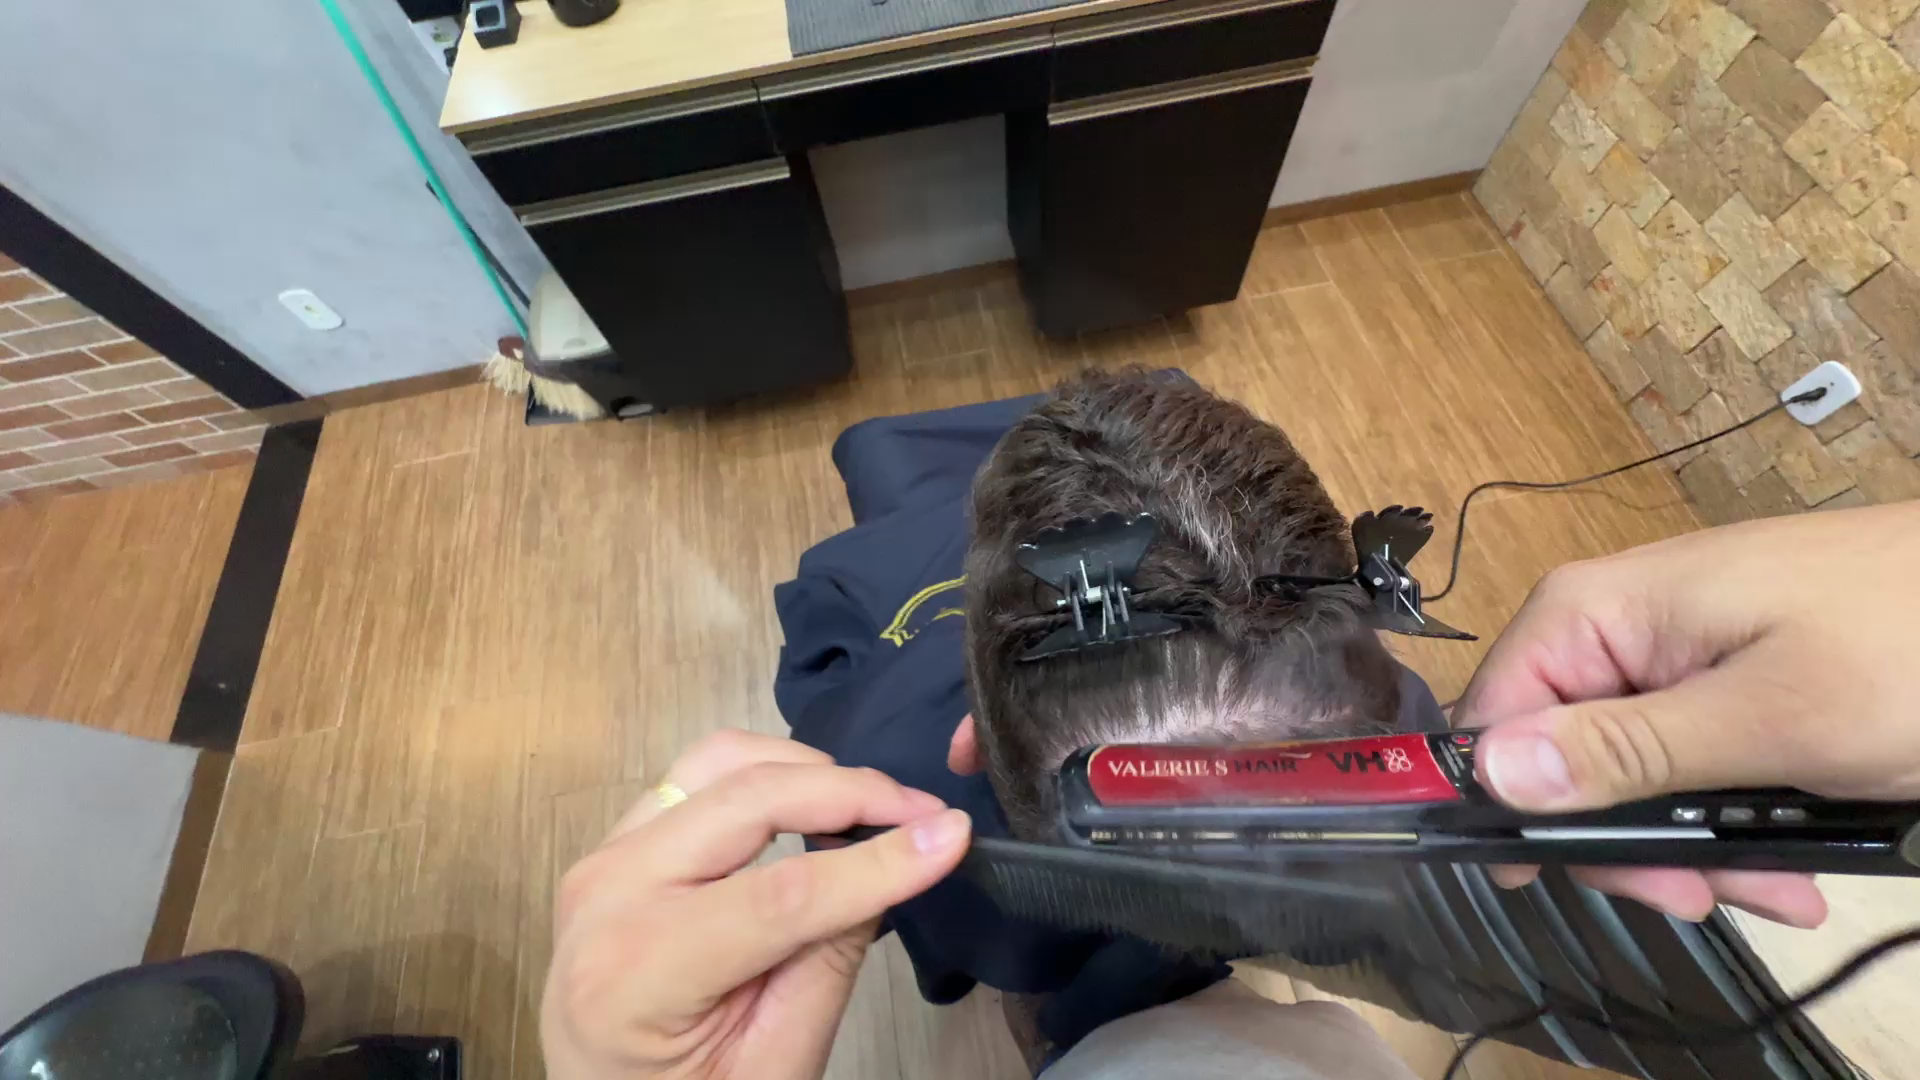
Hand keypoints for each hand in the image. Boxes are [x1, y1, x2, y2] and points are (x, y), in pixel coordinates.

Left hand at [542, 730, 970, 1079]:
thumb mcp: (776, 1062)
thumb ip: (833, 952)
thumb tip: (900, 852)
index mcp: (636, 973)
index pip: (780, 894)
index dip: (876, 860)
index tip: (952, 832)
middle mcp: (609, 891)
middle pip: (751, 800)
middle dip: (851, 792)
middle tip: (922, 811)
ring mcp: (608, 852)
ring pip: (724, 759)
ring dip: (808, 769)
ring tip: (866, 806)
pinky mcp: (622, 835)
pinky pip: (702, 770)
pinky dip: (768, 769)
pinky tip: (807, 801)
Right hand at [1455, 500, 1919, 928]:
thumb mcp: (1780, 718)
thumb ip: (1629, 748)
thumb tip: (1492, 773)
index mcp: (1584, 615)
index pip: (1492, 714)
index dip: (1509, 796)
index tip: (1551, 875)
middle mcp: (1600, 627)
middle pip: (1556, 746)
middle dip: (1622, 830)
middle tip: (1698, 895)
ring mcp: (1658, 648)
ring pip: (1620, 760)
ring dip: (1686, 836)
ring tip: (1775, 888)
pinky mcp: (1708, 672)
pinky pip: (1676, 750)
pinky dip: (1719, 810)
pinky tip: (1781, 849)